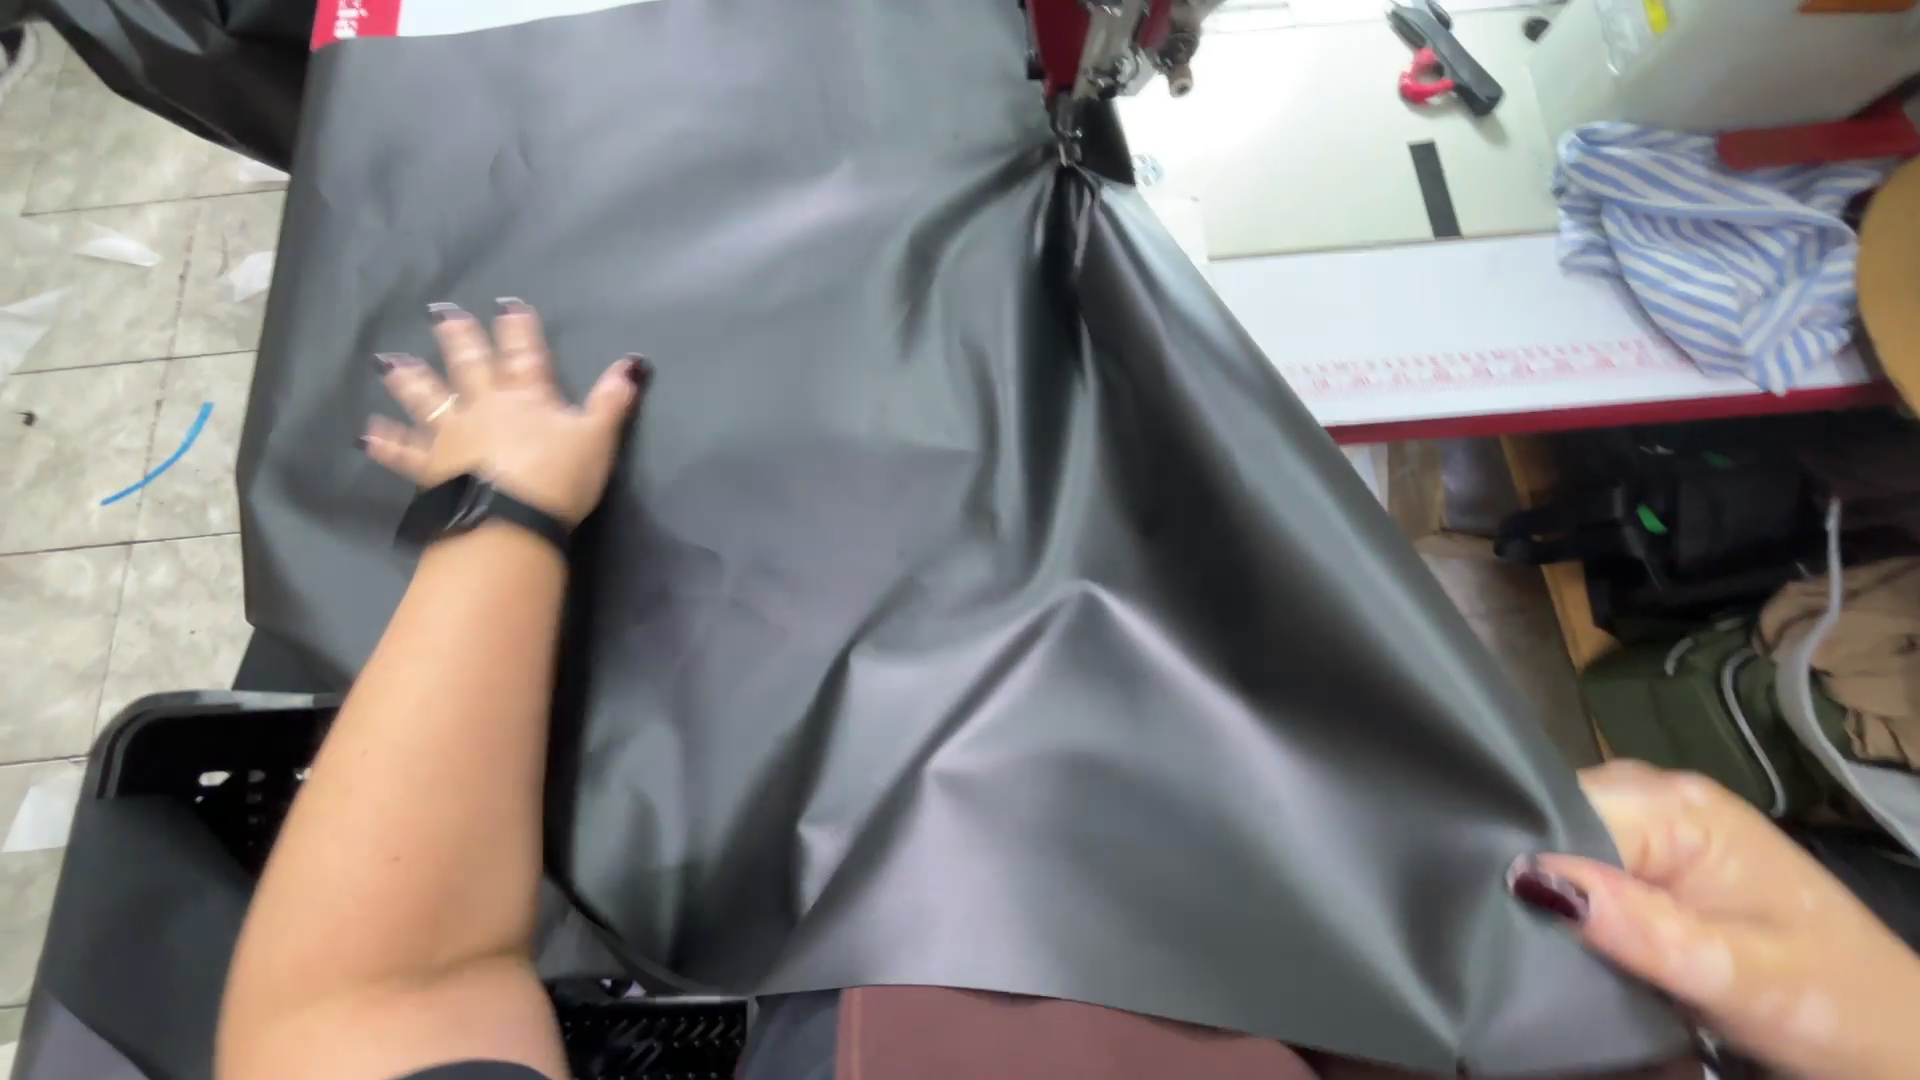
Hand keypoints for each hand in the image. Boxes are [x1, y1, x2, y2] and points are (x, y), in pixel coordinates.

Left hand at [362, 300, 647, 524]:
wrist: (513, 521)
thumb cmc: (560, 478)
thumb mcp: (598, 437)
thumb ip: (612, 400)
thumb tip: (634, 362)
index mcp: (526, 397)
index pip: (524, 355)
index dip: (518, 330)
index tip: (507, 305)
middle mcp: (483, 407)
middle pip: (470, 366)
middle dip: (459, 338)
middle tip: (442, 313)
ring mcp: (452, 436)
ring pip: (428, 400)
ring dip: (411, 380)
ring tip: (390, 362)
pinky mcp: (433, 468)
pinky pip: (405, 453)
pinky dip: (388, 443)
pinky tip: (368, 434)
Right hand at [1510, 761, 1919, 1079]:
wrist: (1896, 1037)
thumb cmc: (1836, 1007)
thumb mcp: (1741, 977)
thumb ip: (1642, 928)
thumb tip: (1531, 878)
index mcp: (1680, 805)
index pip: (1563, 805)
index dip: (1526, 850)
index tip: (1501, 904)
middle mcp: (1657, 792)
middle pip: (1551, 811)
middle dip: (1526, 863)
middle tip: (1516, 924)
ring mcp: (1653, 817)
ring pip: (1557, 831)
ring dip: (1541, 878)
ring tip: (1531, 926)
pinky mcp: (1649, 847)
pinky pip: (1577, 849)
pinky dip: (1562, 886)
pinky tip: (1561, 918)